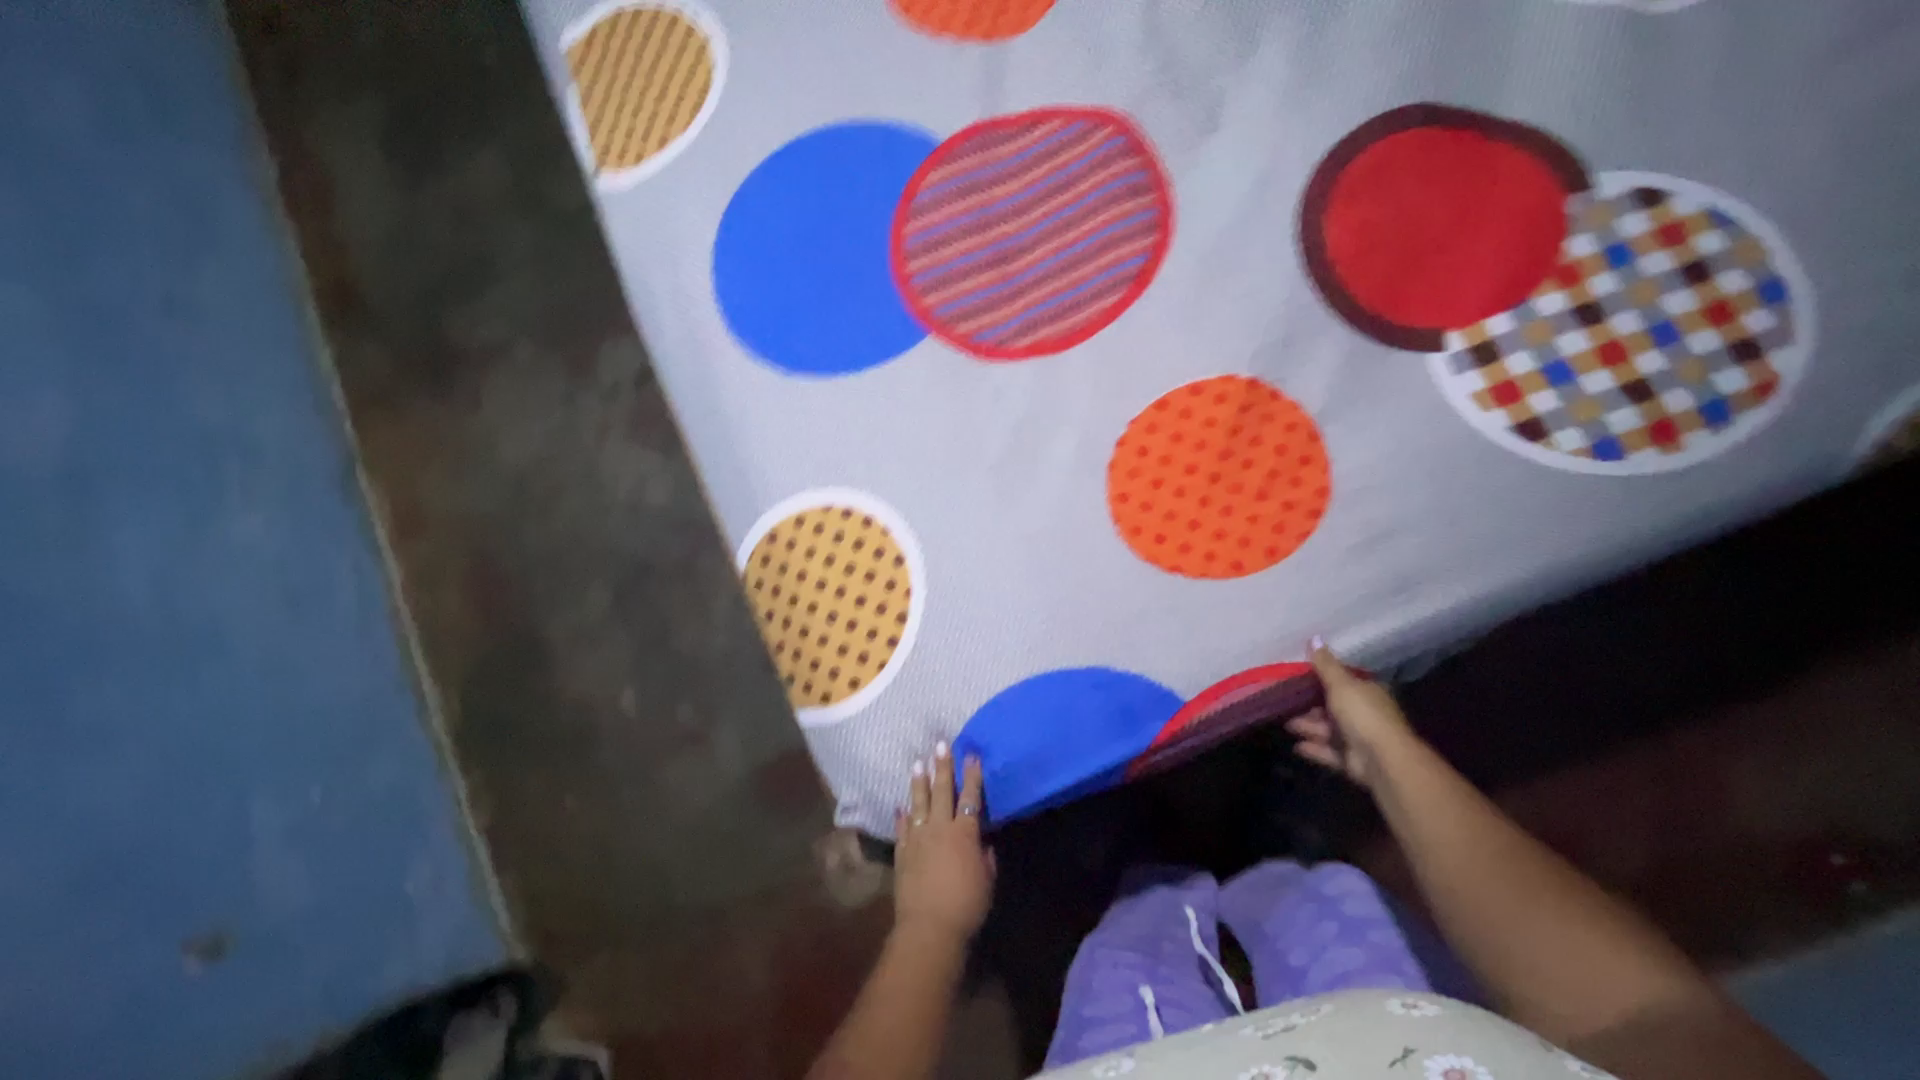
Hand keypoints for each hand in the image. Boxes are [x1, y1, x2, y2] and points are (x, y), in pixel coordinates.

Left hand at [893, 743, 994, 942]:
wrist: (929, 926)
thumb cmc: (967, 905)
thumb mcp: (987, 880)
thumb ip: (985, 857)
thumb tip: (982, 842)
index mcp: (965, 833)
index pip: (970, 797)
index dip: (972, 775)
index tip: (972, 755)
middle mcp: (940, 829)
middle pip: (941, 792)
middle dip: (942, 767)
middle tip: (940, 744)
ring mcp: (917, 839)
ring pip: (918, 804)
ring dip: (919, 783)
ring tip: (918, 763)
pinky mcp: (903, 853)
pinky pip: (902, 828)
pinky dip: (902, 816)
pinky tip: (901, 806)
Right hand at [1286, 637, 1416, 788]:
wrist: (1381, 759)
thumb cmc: (1362, 714)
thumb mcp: (1341, 684)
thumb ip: (1325, 665)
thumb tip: (1314, 637)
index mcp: (1366, 691)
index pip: (1342, 682)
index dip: (1321, 679)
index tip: (1297, 677)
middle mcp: (1364, 713)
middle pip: (1332, 707)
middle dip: (1309, 706)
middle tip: (1284, 702)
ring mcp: (1358, 738)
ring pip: (1328, 730)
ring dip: (1308, 727)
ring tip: (1285, 724)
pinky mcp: (1351, 759)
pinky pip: (1328, 752)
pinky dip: (1313, 749)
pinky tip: (1296, 746)